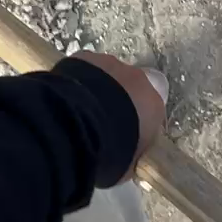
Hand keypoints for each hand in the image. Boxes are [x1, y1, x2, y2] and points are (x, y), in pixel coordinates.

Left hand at [72, 51, 165, 181]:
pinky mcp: (84, 57)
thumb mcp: (127, 164)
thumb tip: (127, 156)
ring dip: (99, 88)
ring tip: (81, 109)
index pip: (152, 111)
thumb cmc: (111, 150)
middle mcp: (137, 78)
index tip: (125, 134)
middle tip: (102, 120)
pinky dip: (79, 81)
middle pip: (131, 87)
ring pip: (107, 75)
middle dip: (119, 100)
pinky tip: (68, 97)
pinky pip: (84, 69)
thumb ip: (132, 153)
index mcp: (154, 104)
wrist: (79, 124)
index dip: (138, 121)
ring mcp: (110, 64)